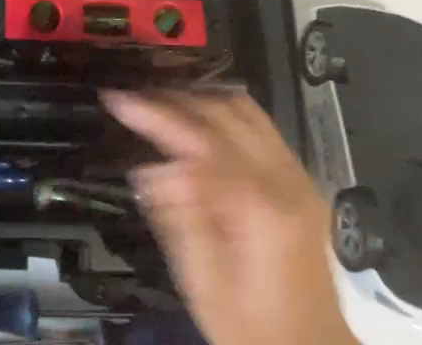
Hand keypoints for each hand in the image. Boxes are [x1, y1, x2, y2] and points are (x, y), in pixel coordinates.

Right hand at [103, 90, 357, 344]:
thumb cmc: (254, 329)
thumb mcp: (205, 285)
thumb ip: (180, 220)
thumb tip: (152, 169)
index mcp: (262, 209)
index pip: (200, 141)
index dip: (155, 115)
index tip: (119, 100)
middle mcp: (287, 183)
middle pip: (226, 114)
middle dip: (174, 100)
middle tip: (134, 100)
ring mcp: (300, 179)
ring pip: (247, 111)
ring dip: (200, 101)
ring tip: (161, 104)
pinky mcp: (302, 183)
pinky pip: (263, 127)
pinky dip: (226, 113)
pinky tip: (200, 121)